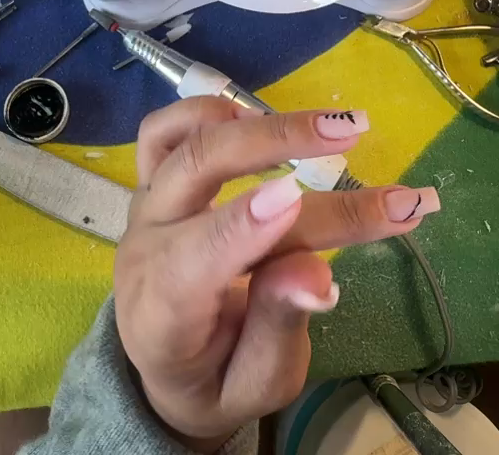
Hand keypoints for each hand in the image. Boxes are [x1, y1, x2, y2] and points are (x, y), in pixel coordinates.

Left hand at [115, 98, 440, 450]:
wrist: (163, 365)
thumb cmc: (216, 377)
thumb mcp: (255, 386)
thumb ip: (278, 330)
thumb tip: (318, 273)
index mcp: (164, 309)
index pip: (197, 256)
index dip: (245, 223)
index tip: (298, 194)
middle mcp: (146, 243)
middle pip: (197, 169)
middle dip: (277, 141)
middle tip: (352, 132)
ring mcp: (146, 205)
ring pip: (181, 140)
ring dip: (253, 119)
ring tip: (322, 122)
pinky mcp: (151, 182)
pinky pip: (161, 131)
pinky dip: (207, 111)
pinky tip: (259, 116)